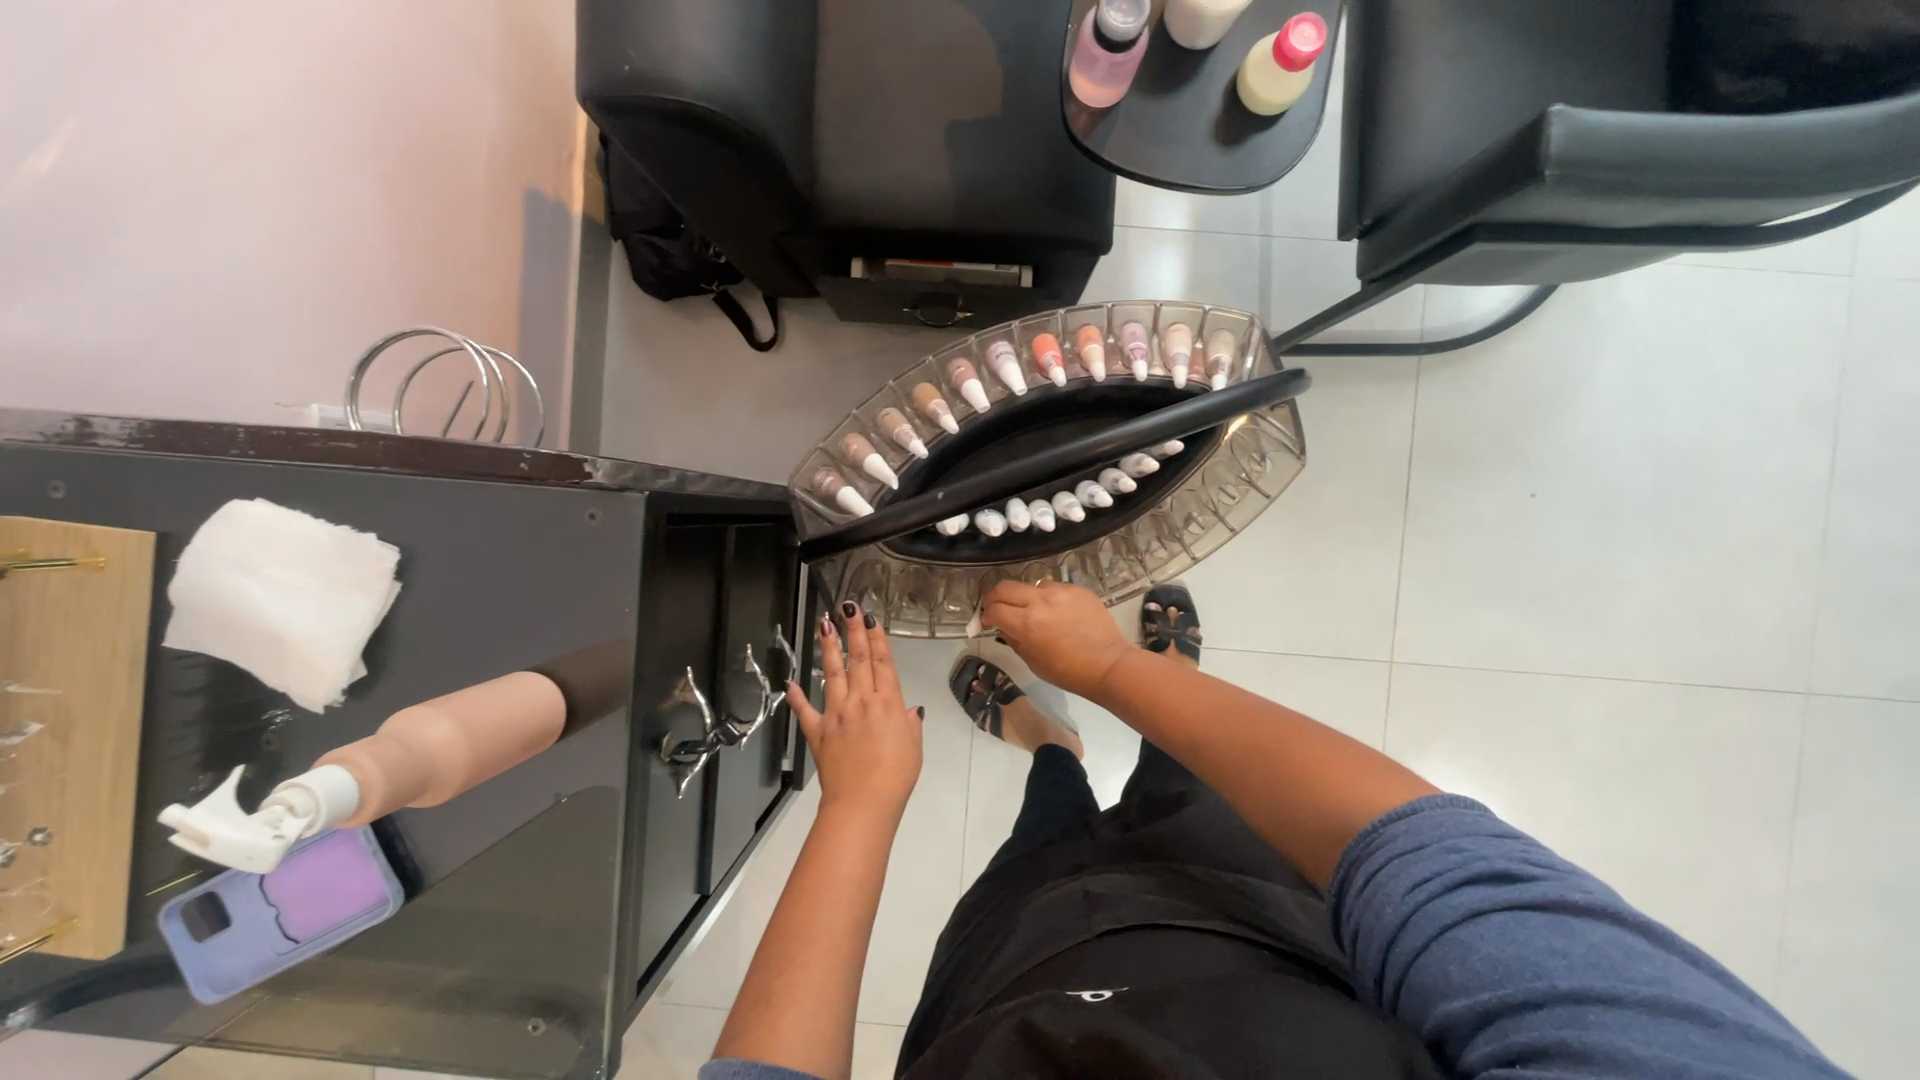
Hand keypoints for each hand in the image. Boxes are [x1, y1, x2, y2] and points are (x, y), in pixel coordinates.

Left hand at [786, 601, 923, 820]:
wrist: (863, 803)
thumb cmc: (896, 777)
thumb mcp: (914, 748)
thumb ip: (910, 725)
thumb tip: (910, 710)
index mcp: (888, 704)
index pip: (883, 664)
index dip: (877, 640)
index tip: (871, 619)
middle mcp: (861, 701)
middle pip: (858, 660)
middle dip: (853, 631)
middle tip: (848, 607)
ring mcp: (836, 714)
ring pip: (832, 675)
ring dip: (828, 649)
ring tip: (824, 626)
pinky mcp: (818, 732)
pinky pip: (805, 711)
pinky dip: (797, 697)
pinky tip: (790, 682)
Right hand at [979, 581, 1133, 700]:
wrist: (1108, 665)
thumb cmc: (1068, 672)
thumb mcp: (1033, 661)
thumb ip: (1013, 640)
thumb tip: (1002, 626)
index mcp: (1027, 623)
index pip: (993, 609)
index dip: (985, 616)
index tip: (986, 622)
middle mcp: (1040, 601)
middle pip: (1004, 587)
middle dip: (994, 598)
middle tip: (996, 609)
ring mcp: (1061, 592)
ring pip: (1030, 585)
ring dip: (1024, 597)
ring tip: (1032, 612)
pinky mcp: (1077, 589)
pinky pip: (1053, 587)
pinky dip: (1048, 598)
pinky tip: (1056, 612)